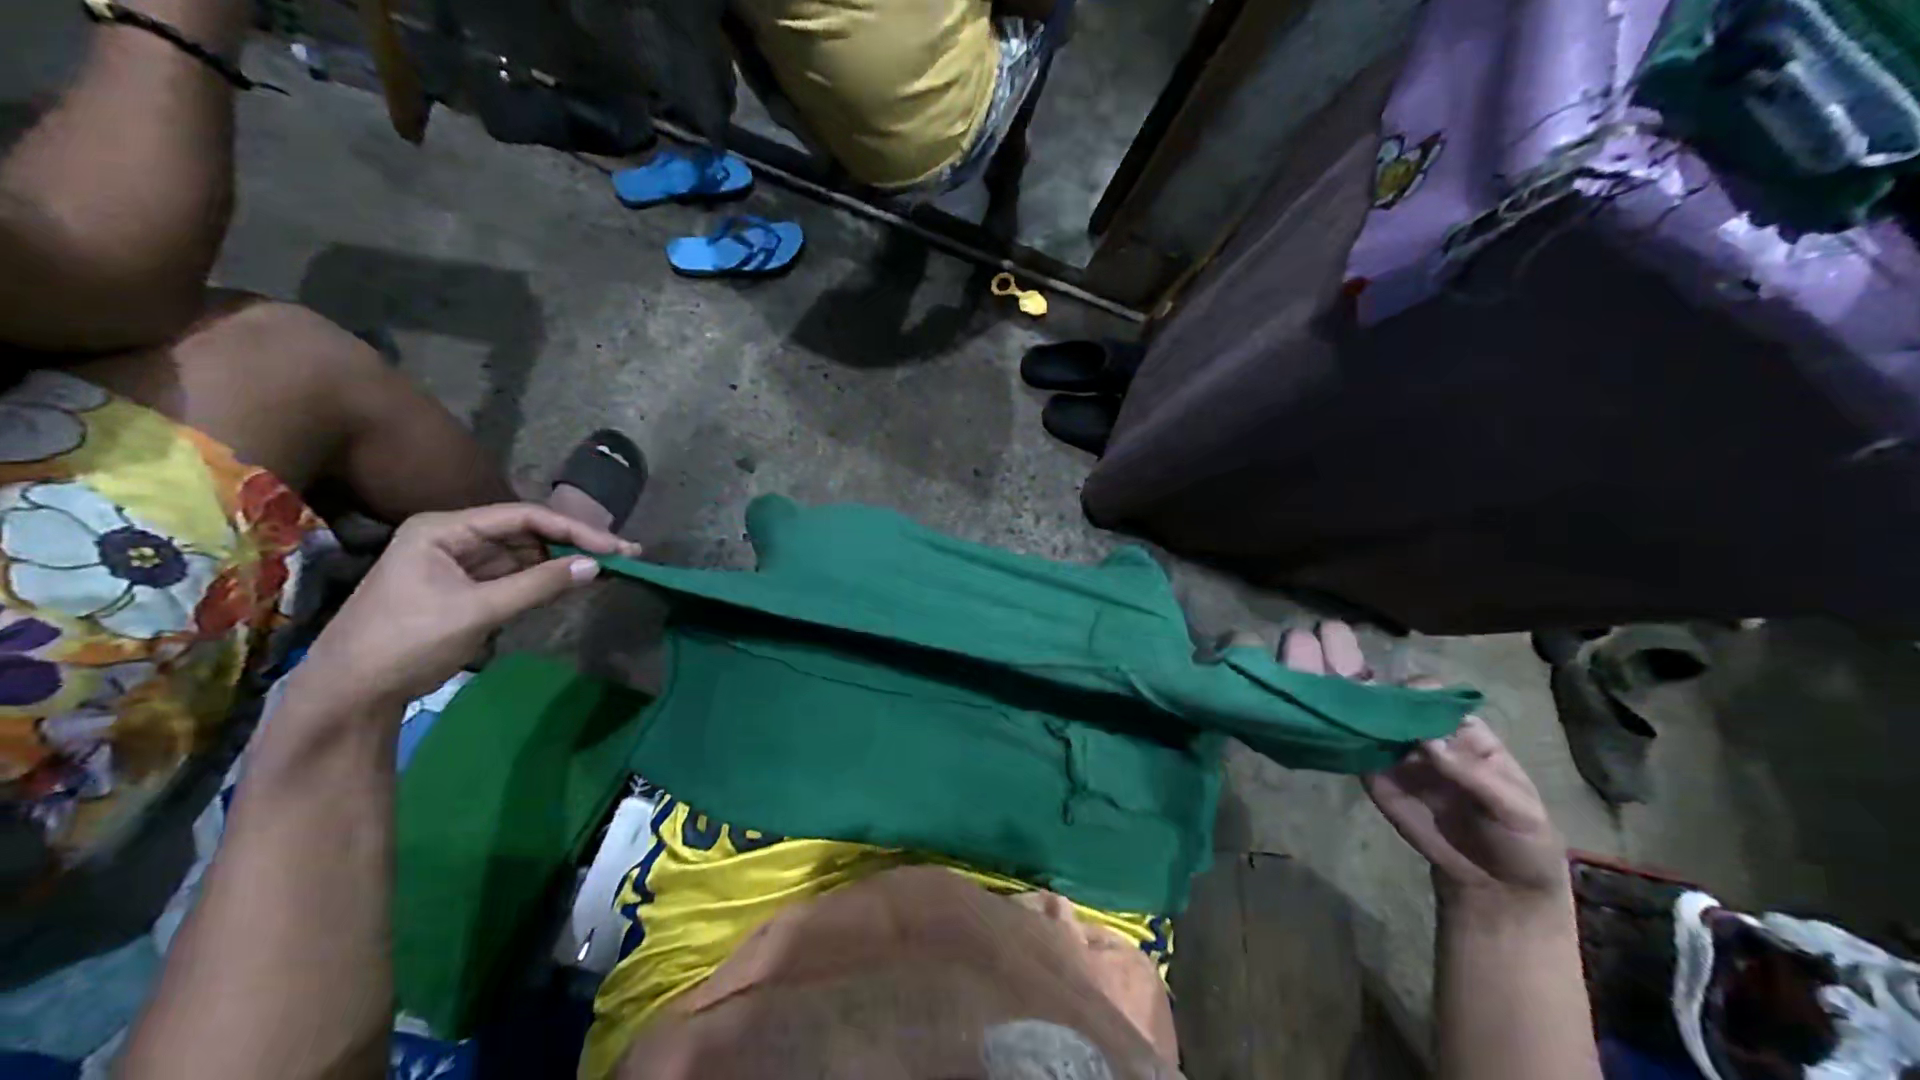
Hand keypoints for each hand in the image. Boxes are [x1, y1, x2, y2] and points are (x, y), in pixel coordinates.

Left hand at [297, 503, 641, 708]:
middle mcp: (454, 538)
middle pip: (527, 532)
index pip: (522, 517)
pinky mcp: (468, 589)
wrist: (352, 692)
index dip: (573, 529)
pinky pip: (516, 576)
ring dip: (564, 561)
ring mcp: (461, 564)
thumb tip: (596, 566)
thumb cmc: (406, 642)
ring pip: (525, 555)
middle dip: (574, 543)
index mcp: (444, 529)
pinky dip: (546, 580)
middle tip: (622, 554)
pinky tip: (576, 582)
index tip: (614, 547)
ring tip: (609, 567)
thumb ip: (538, 585)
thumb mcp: (477, 611)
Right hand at [1281, 623, 1568, 908]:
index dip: (1410, 690)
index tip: (1400, 696)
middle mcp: (1416, 730)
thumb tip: (1424, 739)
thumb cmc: (1520, 839)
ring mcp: (1389, 750)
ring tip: (1296, 647)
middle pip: (1381, 691)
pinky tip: (1297, 698)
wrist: (1496, 884)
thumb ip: (1472, 773)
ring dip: (1325, 681)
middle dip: (1351, 662)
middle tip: (1324, 633)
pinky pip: (1345, 744)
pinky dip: (1322, 723)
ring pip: (1355, 711)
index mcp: (1457, 727)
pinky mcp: (1369, 773)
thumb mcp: (1514, 808)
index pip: (1426, 694)